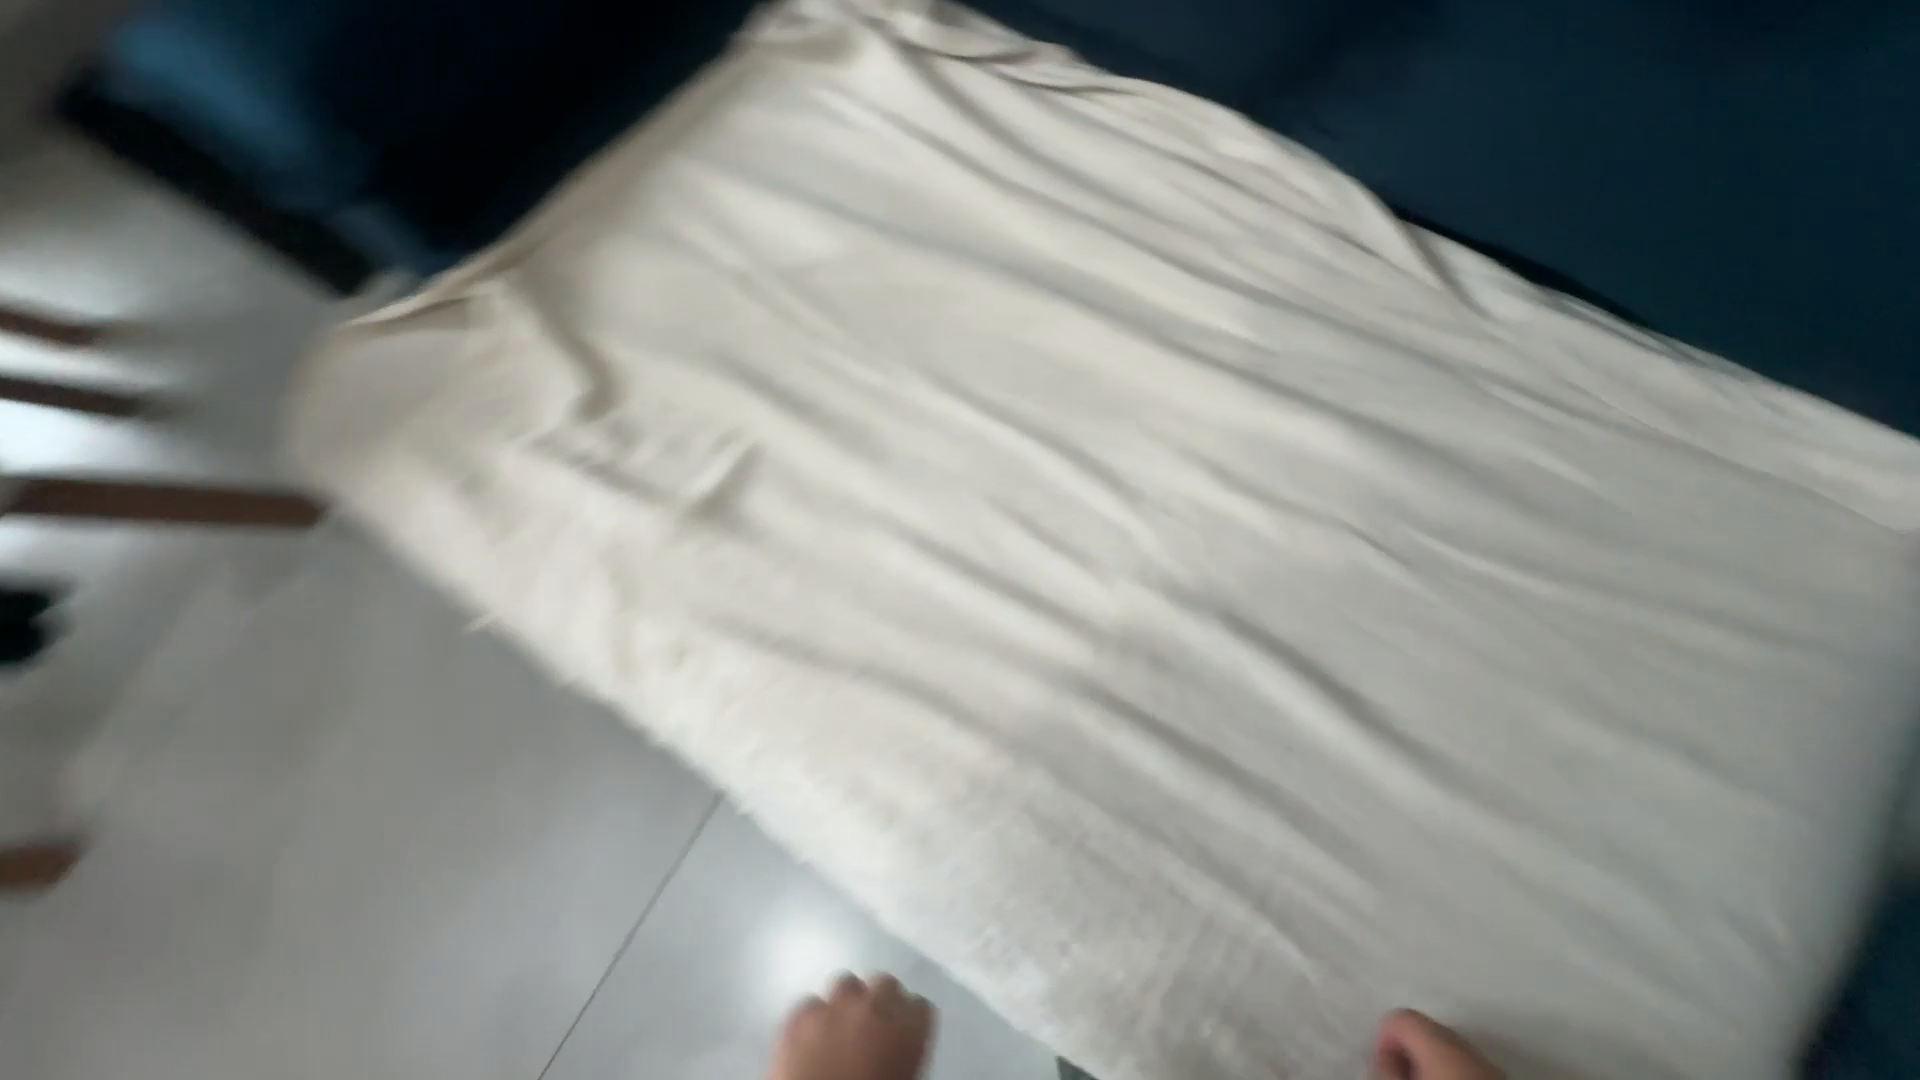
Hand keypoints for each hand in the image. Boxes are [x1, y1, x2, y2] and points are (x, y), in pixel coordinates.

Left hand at [769, 973, 937, 1079]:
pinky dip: (813, 1018)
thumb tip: (897, 1045)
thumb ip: (905, 1051)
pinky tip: (811, 1038)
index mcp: (910, 1028)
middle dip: (879, 1000)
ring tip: (839, 1027)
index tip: (901, 1033)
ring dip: (846, 1002)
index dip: (909, 1020)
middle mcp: (876, 1005)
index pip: (920, 1006)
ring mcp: (835, 1005)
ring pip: (846, 984)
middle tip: (870, 1028)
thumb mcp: (904, 1076)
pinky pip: (810, 1005)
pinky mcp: (800, 1015)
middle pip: (885, 984)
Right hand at [1374, 1010, 1503, 1079]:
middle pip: (1429, 1032)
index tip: (1385, 1069)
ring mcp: (1494, 1071)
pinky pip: (1472, 1071)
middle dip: (1412, 1053)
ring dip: (1435, 1068)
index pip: (1402, 1017)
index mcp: (1442, 1045)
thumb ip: (1383, 1069)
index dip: (1385, 1040)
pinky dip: (1457, 1078)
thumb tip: (1385, 1057)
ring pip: (1453, 1054)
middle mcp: (1471, 1050)